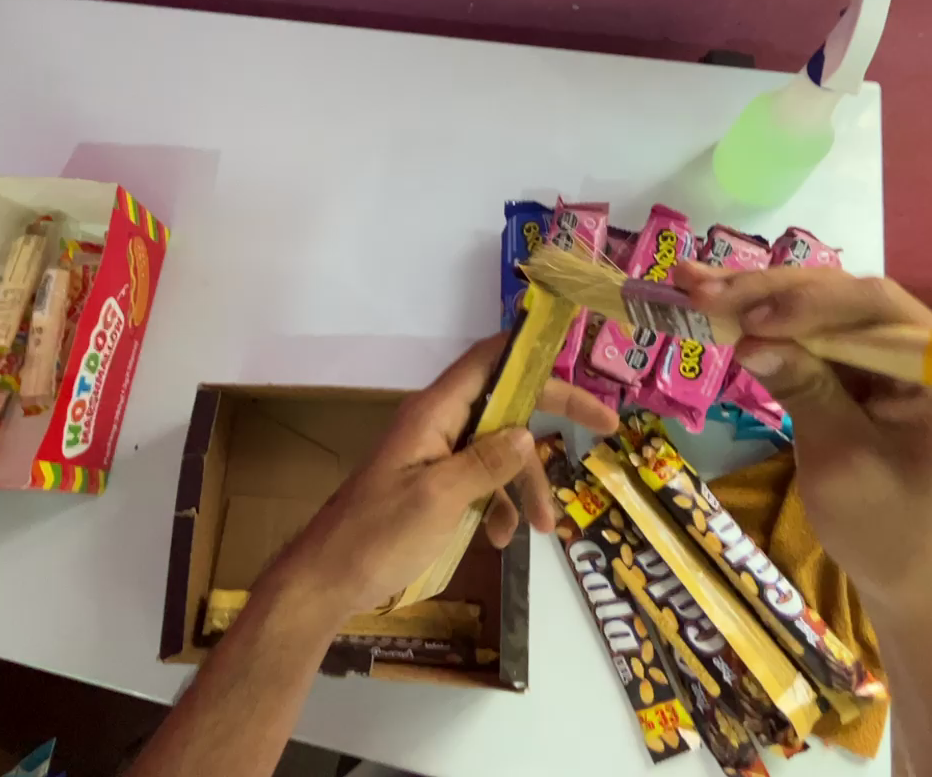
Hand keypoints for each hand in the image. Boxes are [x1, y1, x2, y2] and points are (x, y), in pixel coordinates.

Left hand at [262, 335, 619, 618]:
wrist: (328, 577)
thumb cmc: (379, 534)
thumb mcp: (439, 499)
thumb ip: (486, 463)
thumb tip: (529, 434)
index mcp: (434, 412)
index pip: (488, 361)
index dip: (530, 352)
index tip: (574, 355)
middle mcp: (437, 423)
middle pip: (504, 405)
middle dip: (549, 420)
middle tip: (603, 428)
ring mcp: (435, 453)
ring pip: (497, 449)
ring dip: (524, 482)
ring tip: (543, 528)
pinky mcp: (433, 483)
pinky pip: (479, 479)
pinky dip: (497, 503)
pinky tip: (502, 538)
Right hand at [673, 262, 931, 626]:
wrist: (921, 588)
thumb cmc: (890, 533)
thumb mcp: (841, 461)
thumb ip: (803, 389)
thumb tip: (747, 338)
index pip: (875, 308)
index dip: (807, 301)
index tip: (746, 318)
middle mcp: (927, 352)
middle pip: (842, 299)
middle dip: (768, 293)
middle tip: (698, 287)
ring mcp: (895, 362)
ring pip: (821, 311)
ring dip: (758, 301)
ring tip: (696, 288)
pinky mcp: (868, 376)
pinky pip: (816, 337)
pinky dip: (768, 327)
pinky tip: (725, 312)